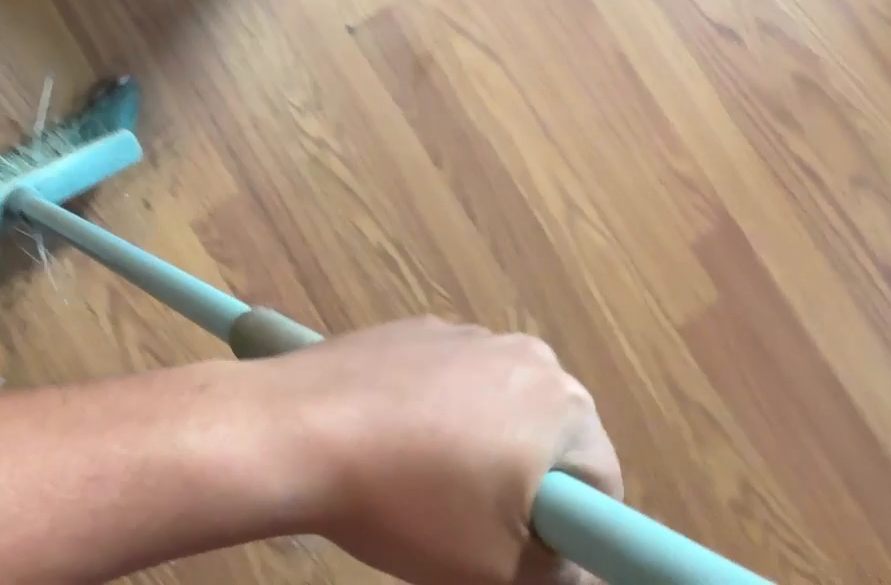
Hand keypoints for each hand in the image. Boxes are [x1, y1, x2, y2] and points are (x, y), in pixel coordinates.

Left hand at [249, 317, 620, 583]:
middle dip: (518, 484)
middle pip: (542, 438)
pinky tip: (382, 444)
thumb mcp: (503, 570)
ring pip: (487, 410)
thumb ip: (562, 575)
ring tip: (414, 484)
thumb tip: (574, 566)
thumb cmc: (408, 501)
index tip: (516, 549)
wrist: (291, 431)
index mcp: (557, 397)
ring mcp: (447, 331)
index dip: (568, 532)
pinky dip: (425, 416)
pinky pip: (437, 386)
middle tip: (466, 523)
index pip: (599, 482)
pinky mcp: (397, 330)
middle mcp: (510, 348)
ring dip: (470, 450)